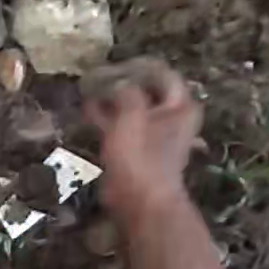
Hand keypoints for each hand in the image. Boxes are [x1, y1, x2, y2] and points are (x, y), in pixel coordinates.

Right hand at [84, 58, 201, 217]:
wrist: (138, 201)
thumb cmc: (139, 157)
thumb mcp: (132, 116)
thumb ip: (126, 93)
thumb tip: (117, 83)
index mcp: (180, 106)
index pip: (161, 74)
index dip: (136, 67)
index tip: (110, 66)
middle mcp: (171, 118)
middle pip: (146, 92)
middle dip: (120, 85)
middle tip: (95, 79)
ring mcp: (154, 137)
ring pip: (131, 110)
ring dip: (111, 103)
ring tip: (87, 94)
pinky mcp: (137, 152)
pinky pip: (122, 128)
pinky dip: (107, 121)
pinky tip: (88, 115)